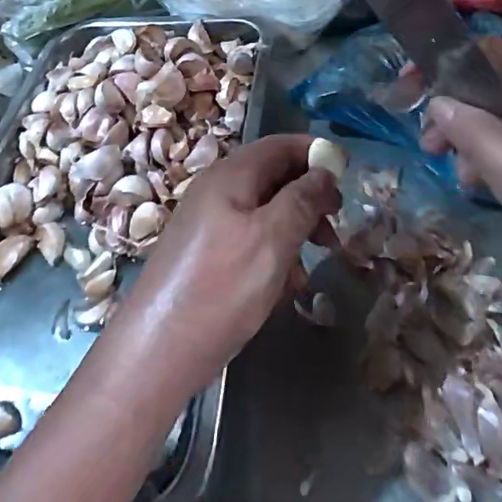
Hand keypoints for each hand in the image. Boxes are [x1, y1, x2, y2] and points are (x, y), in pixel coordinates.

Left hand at [102, 134, 339, 391]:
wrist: (153, 357)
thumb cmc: (219, 289)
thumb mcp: (272, 239)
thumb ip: (303, 199)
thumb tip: (325, 171)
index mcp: (231, 175)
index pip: (281, 144)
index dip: (316, 152)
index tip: (348, 174)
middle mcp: (217, 190)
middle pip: (275, 175)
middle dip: (310, 194)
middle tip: (338, 221)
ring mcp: (208, 223)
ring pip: (265, 209)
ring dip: (297, 226)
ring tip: (321, 256)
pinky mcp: (205, 255)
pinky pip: (250, 237)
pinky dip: (275, 250)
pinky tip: (290, 285)